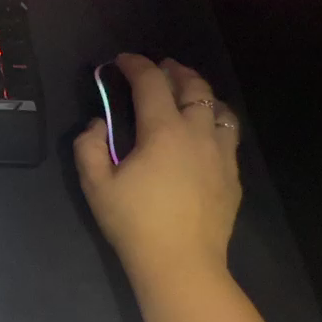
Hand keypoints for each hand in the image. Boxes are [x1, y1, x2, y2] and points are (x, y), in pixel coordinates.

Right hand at [74, 54, 241, 286]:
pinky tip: (204, 130)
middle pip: (193, 87)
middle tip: (159, 67)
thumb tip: (96, 124)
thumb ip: (89, 148)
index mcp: (163, 131)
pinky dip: (213, 119)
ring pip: (217, 107)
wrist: (180, 260)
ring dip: (200, 92)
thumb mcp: (96, 186)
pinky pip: (227, 133)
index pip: (150, 84)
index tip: (121, 60)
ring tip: (187, 92)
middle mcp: (197, 132)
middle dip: (174, 71)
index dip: (135, 66)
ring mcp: (220, 152)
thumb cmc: (133, 222)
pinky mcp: (232, 172)